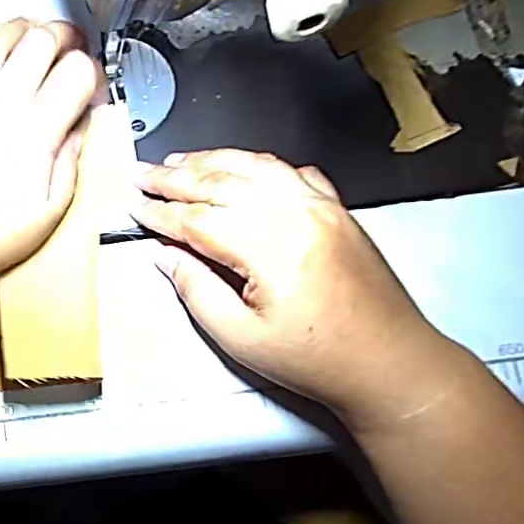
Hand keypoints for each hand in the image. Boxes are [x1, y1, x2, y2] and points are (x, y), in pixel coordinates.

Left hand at [0, 19, 100, 286]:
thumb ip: (68, 167)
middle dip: (64, 36)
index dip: (94, 75)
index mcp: (35, 129)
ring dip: (15, 30)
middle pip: (38, 40)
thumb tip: (77, 136)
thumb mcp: (46, 216)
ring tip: (30, 35)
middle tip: (72, 51)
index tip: (94, 93)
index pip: (77, 72)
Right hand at [133, 149, 478, 433]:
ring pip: (256, 167)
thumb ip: (197, 291)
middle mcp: (297, 212)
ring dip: (213, 161)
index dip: (160, 214)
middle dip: (176, 177)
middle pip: (223, 182)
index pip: (199, 219)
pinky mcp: (337, 210)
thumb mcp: (241, 338)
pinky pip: (291, 173)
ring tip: (179, 162)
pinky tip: (242, 168)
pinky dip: (258, 165)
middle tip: (143, 173)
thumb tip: (167, 257)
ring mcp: (321, 206)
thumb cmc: (317, 359)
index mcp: (271, 245)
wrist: (389, 362)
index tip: (134, 208)